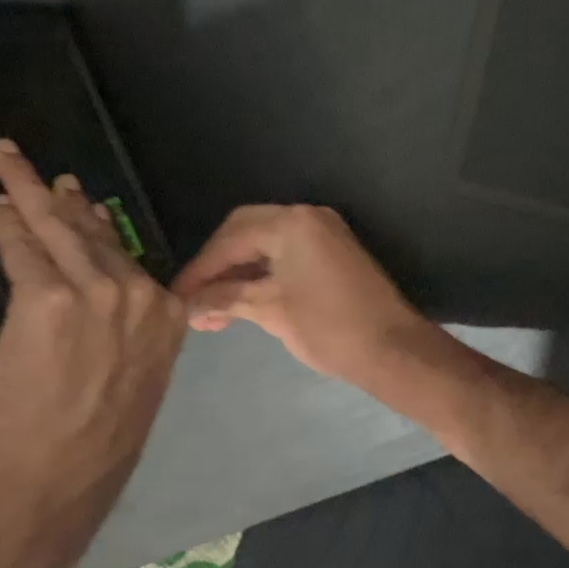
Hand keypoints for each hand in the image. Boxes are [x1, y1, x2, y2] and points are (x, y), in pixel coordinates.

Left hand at [0, 140, 185, 567]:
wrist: (53, 482)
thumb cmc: (96, 446)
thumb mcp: (135, 381)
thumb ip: (127, 333)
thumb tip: (104, 302)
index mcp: (168, 315)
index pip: (128, 257)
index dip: (99, 227)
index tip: (84, 206)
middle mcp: (138, 293)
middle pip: (93, 233)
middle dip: (63, 199)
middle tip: (45, 174)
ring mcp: (94, 291)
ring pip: (57, 228)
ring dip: (28, 190)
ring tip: (9, 162)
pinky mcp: (45, 296)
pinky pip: (23, 247)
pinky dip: (7, 222)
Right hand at [171, 205, 437, 384]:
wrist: (393, 350)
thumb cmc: (329, 328)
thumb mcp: (270, 311)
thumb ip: (225, 299)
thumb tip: (188, 305)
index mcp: (291, 223)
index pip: (230, 239)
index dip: (199, 269)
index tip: (175, 296)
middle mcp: (307, 217)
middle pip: (245, 232)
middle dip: (216, 266)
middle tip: (193, 299)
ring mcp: (323, 234)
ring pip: (265, 245)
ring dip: (237, 274)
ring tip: (212, 312)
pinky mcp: (332, 254)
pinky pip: (285, 255)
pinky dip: (261, 275)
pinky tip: (241, 303)